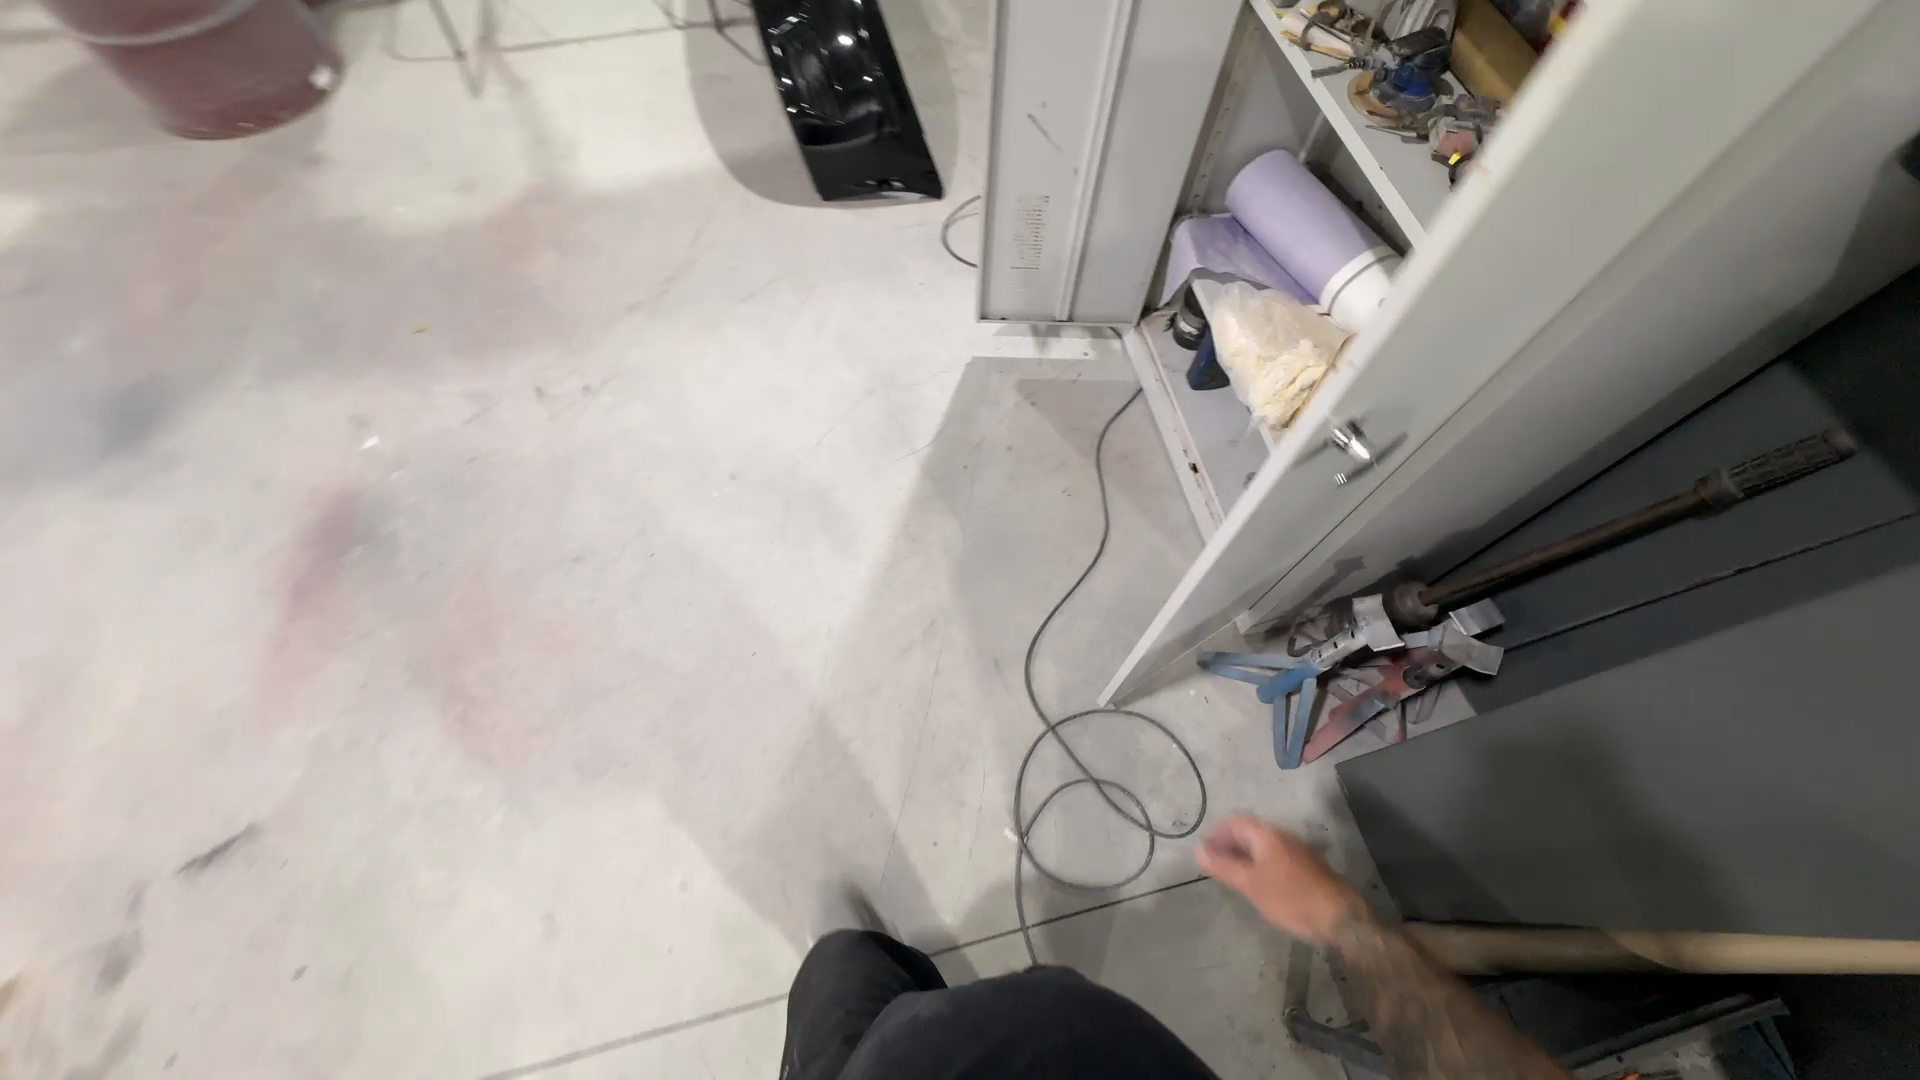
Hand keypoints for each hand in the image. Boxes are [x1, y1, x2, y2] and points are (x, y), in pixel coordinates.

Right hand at [1196, 814, 1366, 943]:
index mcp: (1267, 835)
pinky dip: (1261, 863)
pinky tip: (1260, 883)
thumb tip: (1198, 850)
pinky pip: (1277, 857)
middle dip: (1230, 844)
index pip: (1236, 821)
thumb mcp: (1250, 884)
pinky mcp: (1309, 867)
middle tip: (1216, 863)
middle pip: (1251, 832)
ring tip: (1234, 874)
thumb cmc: (1290, 898)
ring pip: (1265, 845)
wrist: (1340, 918)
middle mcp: (1283, 836)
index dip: (1217, 832)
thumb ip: (1223, 866)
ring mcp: (1299, 851)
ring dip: (1246, 854)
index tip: (1205, 849)